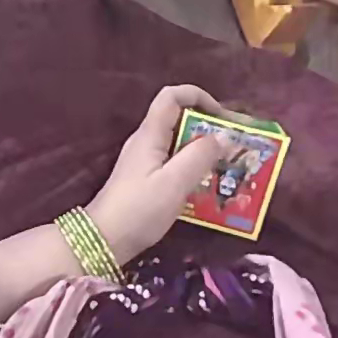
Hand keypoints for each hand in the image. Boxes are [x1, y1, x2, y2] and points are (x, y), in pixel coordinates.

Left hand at [85, 85, 234, 264]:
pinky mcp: (144, 179)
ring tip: (226, 168)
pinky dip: (192, 167)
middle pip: (178, 119)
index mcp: (150, 134)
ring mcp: (143, 161)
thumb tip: (224, 135)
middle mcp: (145, 142)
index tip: (223, 117)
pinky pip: (173, 163)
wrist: (103, 240)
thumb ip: (200, 156)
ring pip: (178, 143)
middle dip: (208, 128)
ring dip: (203, 151)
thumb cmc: (139, 209)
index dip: (199, 97)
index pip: (172, 96)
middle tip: (234, 147)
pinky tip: (206, 186)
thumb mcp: (175, 182)